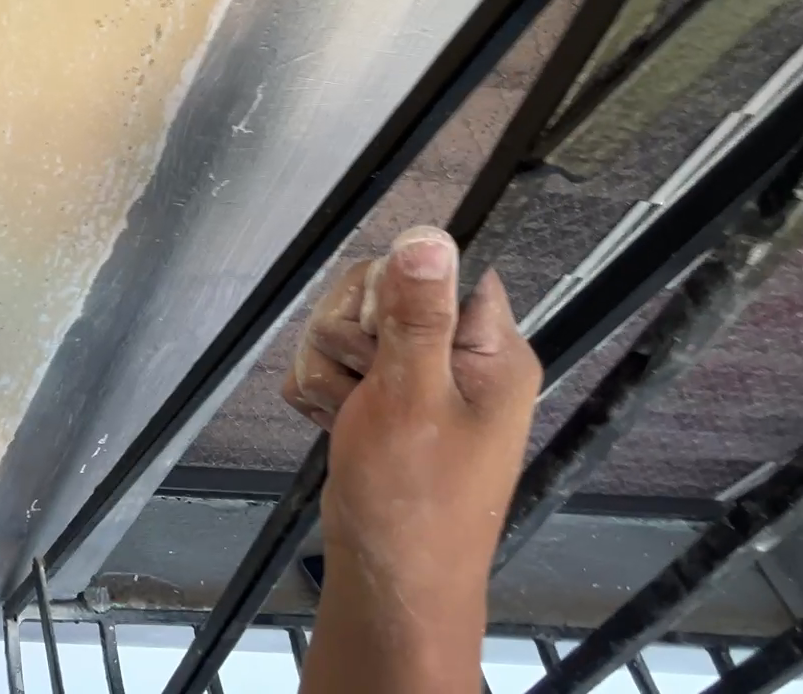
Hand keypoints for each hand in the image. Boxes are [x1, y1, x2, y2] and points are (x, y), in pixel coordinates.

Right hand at [282, 226, 539, 691]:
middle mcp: (449, 354)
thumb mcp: (413, 395)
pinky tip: (336, 424)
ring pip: (334, 328)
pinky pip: (319, 364)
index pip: (435, 270)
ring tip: (350, 415)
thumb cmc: (413, 492)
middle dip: (346, 336)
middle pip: (372, 293)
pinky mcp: (368, 398)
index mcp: (485, 347)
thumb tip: (428, 235)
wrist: (382, 569)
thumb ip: (417, 314)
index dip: (395, 289)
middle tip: (364, 381)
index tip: (383, 331)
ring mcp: (407, 378)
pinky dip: (317, 393)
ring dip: (326, 370)